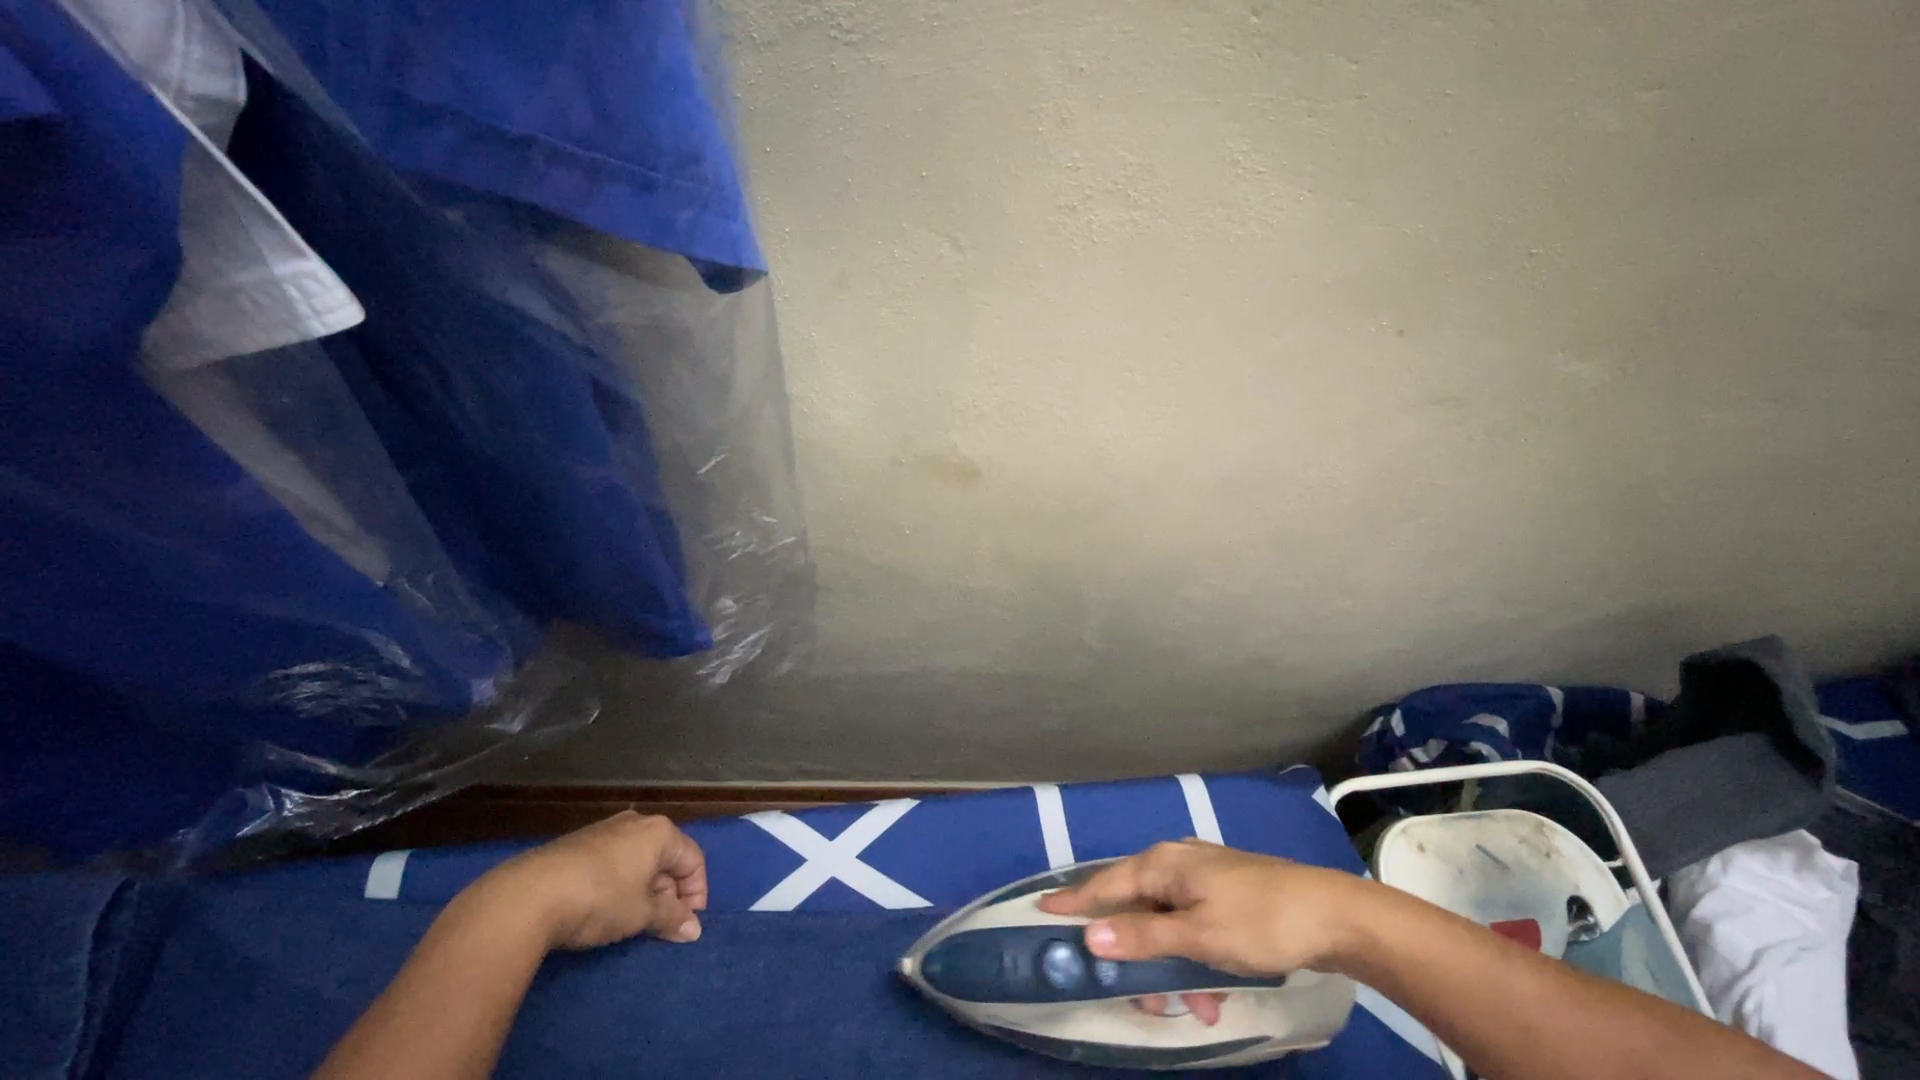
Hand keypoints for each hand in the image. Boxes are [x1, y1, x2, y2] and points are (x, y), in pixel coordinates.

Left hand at [472, 811, 709, 950]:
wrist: (525, 897)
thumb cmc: (599, 899)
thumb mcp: (641, 914)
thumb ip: (672, 918)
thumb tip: (694, 930)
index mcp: (659, 832)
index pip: (693, 860)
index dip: (696, 894)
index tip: (686, 924)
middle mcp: (634, 823)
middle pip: (666, 858)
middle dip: (669, 893)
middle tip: (662, 925)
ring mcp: (602, 831)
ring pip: (638, 860)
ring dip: (644, 891)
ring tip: (633, 922)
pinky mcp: (575, 845)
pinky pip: (612, 862)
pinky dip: (619, 885)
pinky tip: (604, 910)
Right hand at [1036, 840, 1369, 976]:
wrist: (1336, 915)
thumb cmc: (1260, 922)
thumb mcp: (1198, 936)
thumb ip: (1143, 938)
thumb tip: (1090, 935)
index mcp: (1162, 865)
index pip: (1104, 884)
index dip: (1073, 902)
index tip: (1040, 911)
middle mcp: (1176, 863)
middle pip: (1134, 909)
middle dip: (1136, 956)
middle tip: (1144, 997)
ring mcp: (1202, 877)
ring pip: (1165, 924)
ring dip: (1171, 966)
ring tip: (1196, 1004)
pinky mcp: (1225, 893)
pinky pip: (1190, 926)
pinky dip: (1193, 957)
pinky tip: (1214, 991)